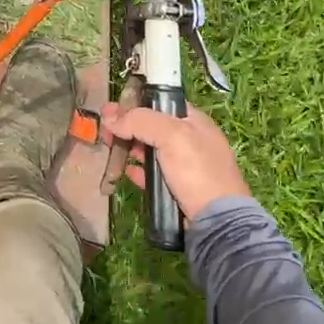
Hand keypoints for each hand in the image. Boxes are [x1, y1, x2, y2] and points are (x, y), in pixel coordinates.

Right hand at [100, 101, 251, 217]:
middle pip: (150, 126)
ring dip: (129, 147)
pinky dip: (138, 170)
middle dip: (127, 126)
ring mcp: (185, 165)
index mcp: (194, 122)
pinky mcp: (177, 187)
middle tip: (105, 131)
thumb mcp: (171, 135)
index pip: (159, 103)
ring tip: (111, 149)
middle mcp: (190, 140)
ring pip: (149, 149)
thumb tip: (111, 119)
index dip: (134, 103)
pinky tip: (128, 171)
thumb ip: (140, 121)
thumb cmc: (197, 170)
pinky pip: (152, 173)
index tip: (111, 109)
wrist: (218, 221)